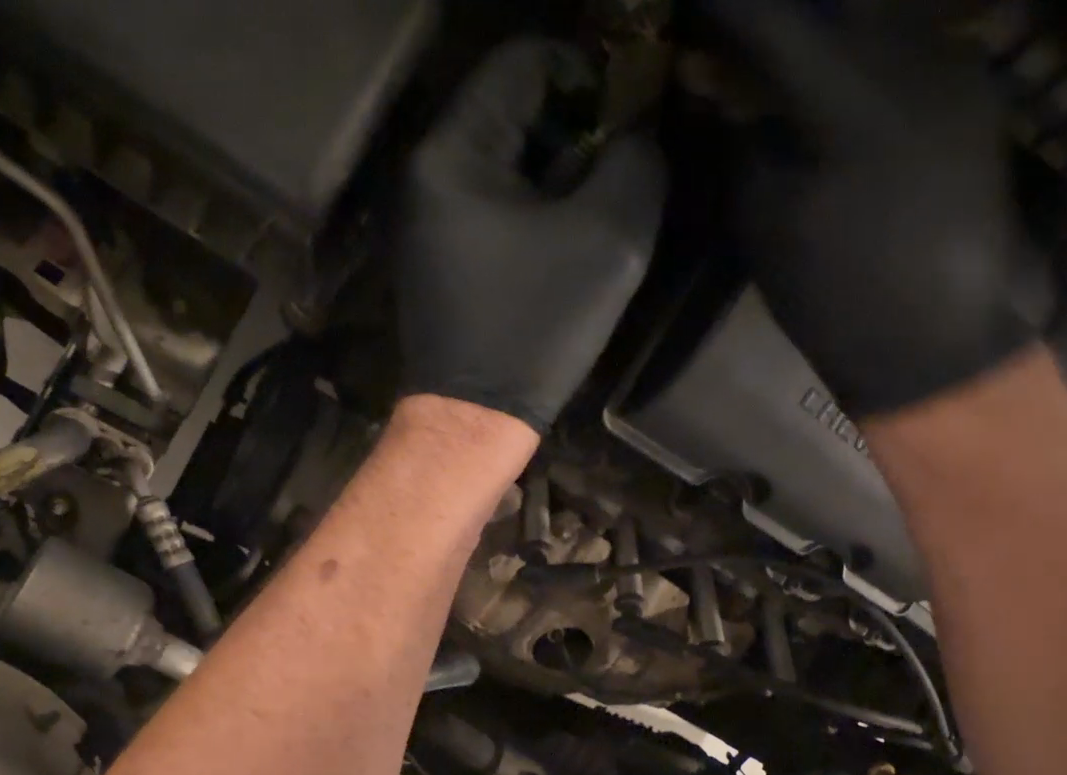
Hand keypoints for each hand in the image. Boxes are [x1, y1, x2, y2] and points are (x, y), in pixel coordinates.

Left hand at [396, 39, 666, 432]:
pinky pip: (497, 200)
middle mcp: (429, 173)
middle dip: (577, 128)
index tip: (629, 117)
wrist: (474, 418)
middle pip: (514, 108)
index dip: (587, 74)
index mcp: (454, 153)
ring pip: (508, 157)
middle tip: (620, 171)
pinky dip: (537, 206)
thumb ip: (635, 161)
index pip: (523, 63)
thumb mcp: (607, 237)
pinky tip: (567, 243)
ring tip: (598, 212)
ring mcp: (431, 214)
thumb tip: (637, 129)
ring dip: (561, 171)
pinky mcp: (443, 250)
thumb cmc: (536, 329)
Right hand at [703, 0, 1049, 416]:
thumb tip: (723, 82)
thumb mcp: (761, 219)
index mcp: (849, 97)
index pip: (771, 18)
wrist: (936, 339)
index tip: (693, 9)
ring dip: (823, 20)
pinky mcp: (972, 87)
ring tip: (782, 51)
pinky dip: (860, 39)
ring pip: (877, 10)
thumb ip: (740, 136)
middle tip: (738, 32)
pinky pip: (906, 35)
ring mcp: (954, 66)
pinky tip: (831, 68)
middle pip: (834, 1)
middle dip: (782, 12)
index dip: (725, 10)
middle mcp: (914, 57)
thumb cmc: (833, 295)